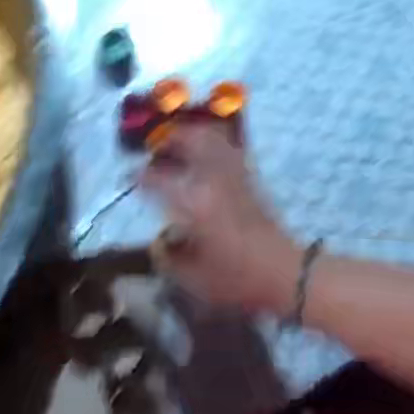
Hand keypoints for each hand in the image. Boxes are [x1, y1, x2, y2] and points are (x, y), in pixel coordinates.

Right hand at [140, 126, 302, 315]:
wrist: (285, 272)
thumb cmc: (237, 280)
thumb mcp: (194, 279)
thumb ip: (169, 258)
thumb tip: (158, 243)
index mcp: (194, 202)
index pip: (158, 178)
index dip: (139, 176)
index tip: (128, 178)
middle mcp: (212, 178)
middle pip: (187, 140)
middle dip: (165, 140)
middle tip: (153, 150)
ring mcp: (233, 173)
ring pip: (209, 135)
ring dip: (189, 134)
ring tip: (176, 143)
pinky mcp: (248, 175)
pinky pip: (226, 145)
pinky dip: (210, 141)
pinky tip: (203, 152)